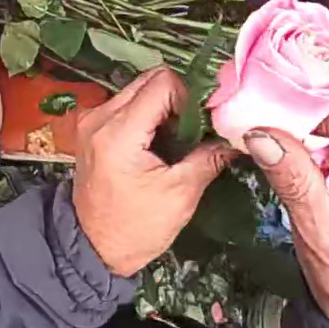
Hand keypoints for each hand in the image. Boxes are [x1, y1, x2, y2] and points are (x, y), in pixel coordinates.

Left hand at [73, 68, 237, 275]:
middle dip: (178, 98)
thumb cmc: (135, 227)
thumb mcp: (180, 194)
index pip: (163, 82)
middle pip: (149, 79)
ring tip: (176, 140)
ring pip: (138, 89)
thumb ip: (209, 156)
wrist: (91, 247)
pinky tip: (158, 143)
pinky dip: (147, 114)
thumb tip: (237, 135)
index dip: (189, 97)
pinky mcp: (92, 127)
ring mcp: (92, 119)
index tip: (201, 125)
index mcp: (119, 131)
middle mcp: (99, 116)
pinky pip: (126, 104)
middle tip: (193, 131)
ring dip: (162, 106)